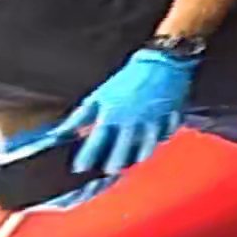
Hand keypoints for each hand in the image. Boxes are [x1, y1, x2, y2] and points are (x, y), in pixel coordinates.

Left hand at [58, 49, 197, 173]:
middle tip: (110, 172)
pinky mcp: (174, 112)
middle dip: (116, 160)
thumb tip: (61, 133)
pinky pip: (170, 128)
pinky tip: (161, 140)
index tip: (81, 168)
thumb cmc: (125, 79)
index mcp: (112, 117)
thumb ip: (80, 117)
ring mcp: (157, 118)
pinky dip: (165, 136)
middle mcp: (135, 121)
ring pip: (149, 141)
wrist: (163, 64)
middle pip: (124, 146)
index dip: (87, 157)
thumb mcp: (98, 96)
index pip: (96, 143)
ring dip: (142, 152)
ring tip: (138, 161)